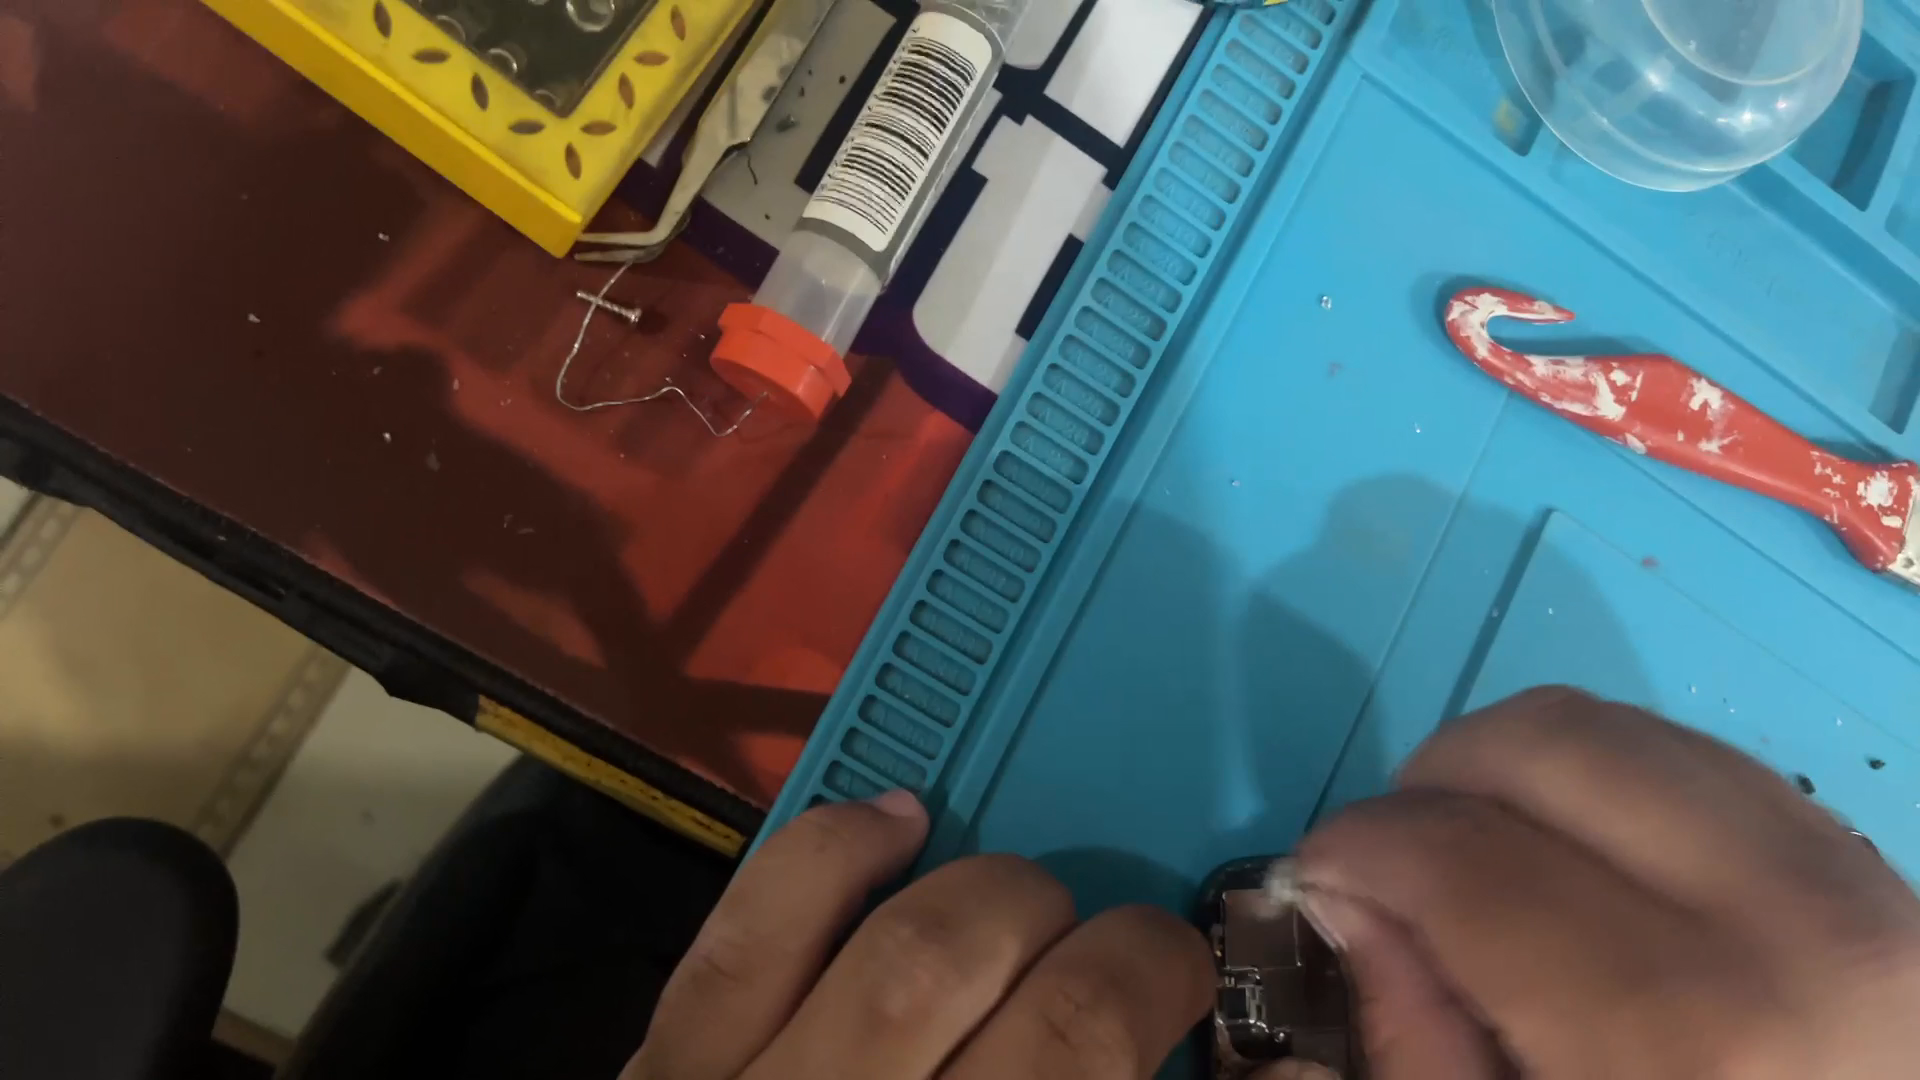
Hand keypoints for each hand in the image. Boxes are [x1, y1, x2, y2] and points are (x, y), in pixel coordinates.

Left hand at [621, 790, 1213, 1079]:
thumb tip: (1217, 1051)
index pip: (1094, 1053)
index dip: (1161, 980)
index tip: (1178, 969)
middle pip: (1044, 1017)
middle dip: (1107, 949)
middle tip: (1104, 954)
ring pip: (912, 952)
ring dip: (1000, 896)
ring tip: (1021, 899)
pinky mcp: (671, 1062)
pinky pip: (757, 925)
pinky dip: (837, 848)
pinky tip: (897, 823)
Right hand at [1296, 687, 1919, 1078]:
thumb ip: (1413, 1037)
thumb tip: (1340, 904)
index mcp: (1694, 1026)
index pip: (1456, 851)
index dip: (1353, 844)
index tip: (1320, 871)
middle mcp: (1795, 924)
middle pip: (1540, 744)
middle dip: (1430, 778)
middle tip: (1400, 853)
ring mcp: (1863, 882)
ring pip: (1610, 728)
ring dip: (1506, 768)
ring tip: (1482, 847)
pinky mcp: (1879, 867)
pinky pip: (1684, 756)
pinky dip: (1590, 779)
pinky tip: (1573, 854)